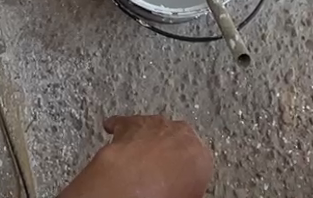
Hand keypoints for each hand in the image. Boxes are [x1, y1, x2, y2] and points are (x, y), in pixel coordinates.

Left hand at [56, 115, 212, 197]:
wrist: (138, 182)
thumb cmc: (165, 192)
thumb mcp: (188, 196)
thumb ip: (187, 188)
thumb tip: (180, 191)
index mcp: (200, 154)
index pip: (196, 164)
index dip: (185, 176)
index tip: (178, 186)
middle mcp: (179, 132)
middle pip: (174, 141)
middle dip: (166, 155)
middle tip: (158, 177)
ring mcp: (154, 124)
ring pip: (151, 130)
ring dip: (146, 143)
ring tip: (138, 165)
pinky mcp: (130, 122)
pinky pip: (124, 124)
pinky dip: (120, 130)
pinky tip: (112, 132)